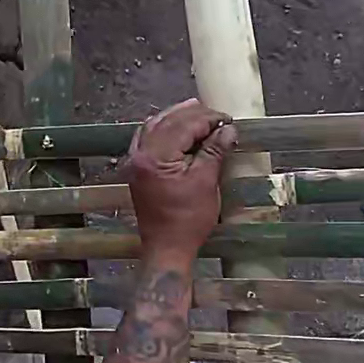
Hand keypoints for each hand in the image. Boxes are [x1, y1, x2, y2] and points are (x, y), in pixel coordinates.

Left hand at [126, 98, 236, 263]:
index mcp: (156, 156)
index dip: (208, 119)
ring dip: (178, 118)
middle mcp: (140, 153)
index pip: (184, 124)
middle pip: (168, 121)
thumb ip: (214, 151)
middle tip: (218, 117)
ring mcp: (136, 161)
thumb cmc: (189, 219)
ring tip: (200, 114)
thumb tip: (227, 129)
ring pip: (155, 126)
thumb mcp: (206, 182)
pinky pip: (147, 138)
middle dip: (194, 115)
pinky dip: (163, 129)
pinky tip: (176, 128)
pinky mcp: (137, 169)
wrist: (167, 248)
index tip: (228, 121)